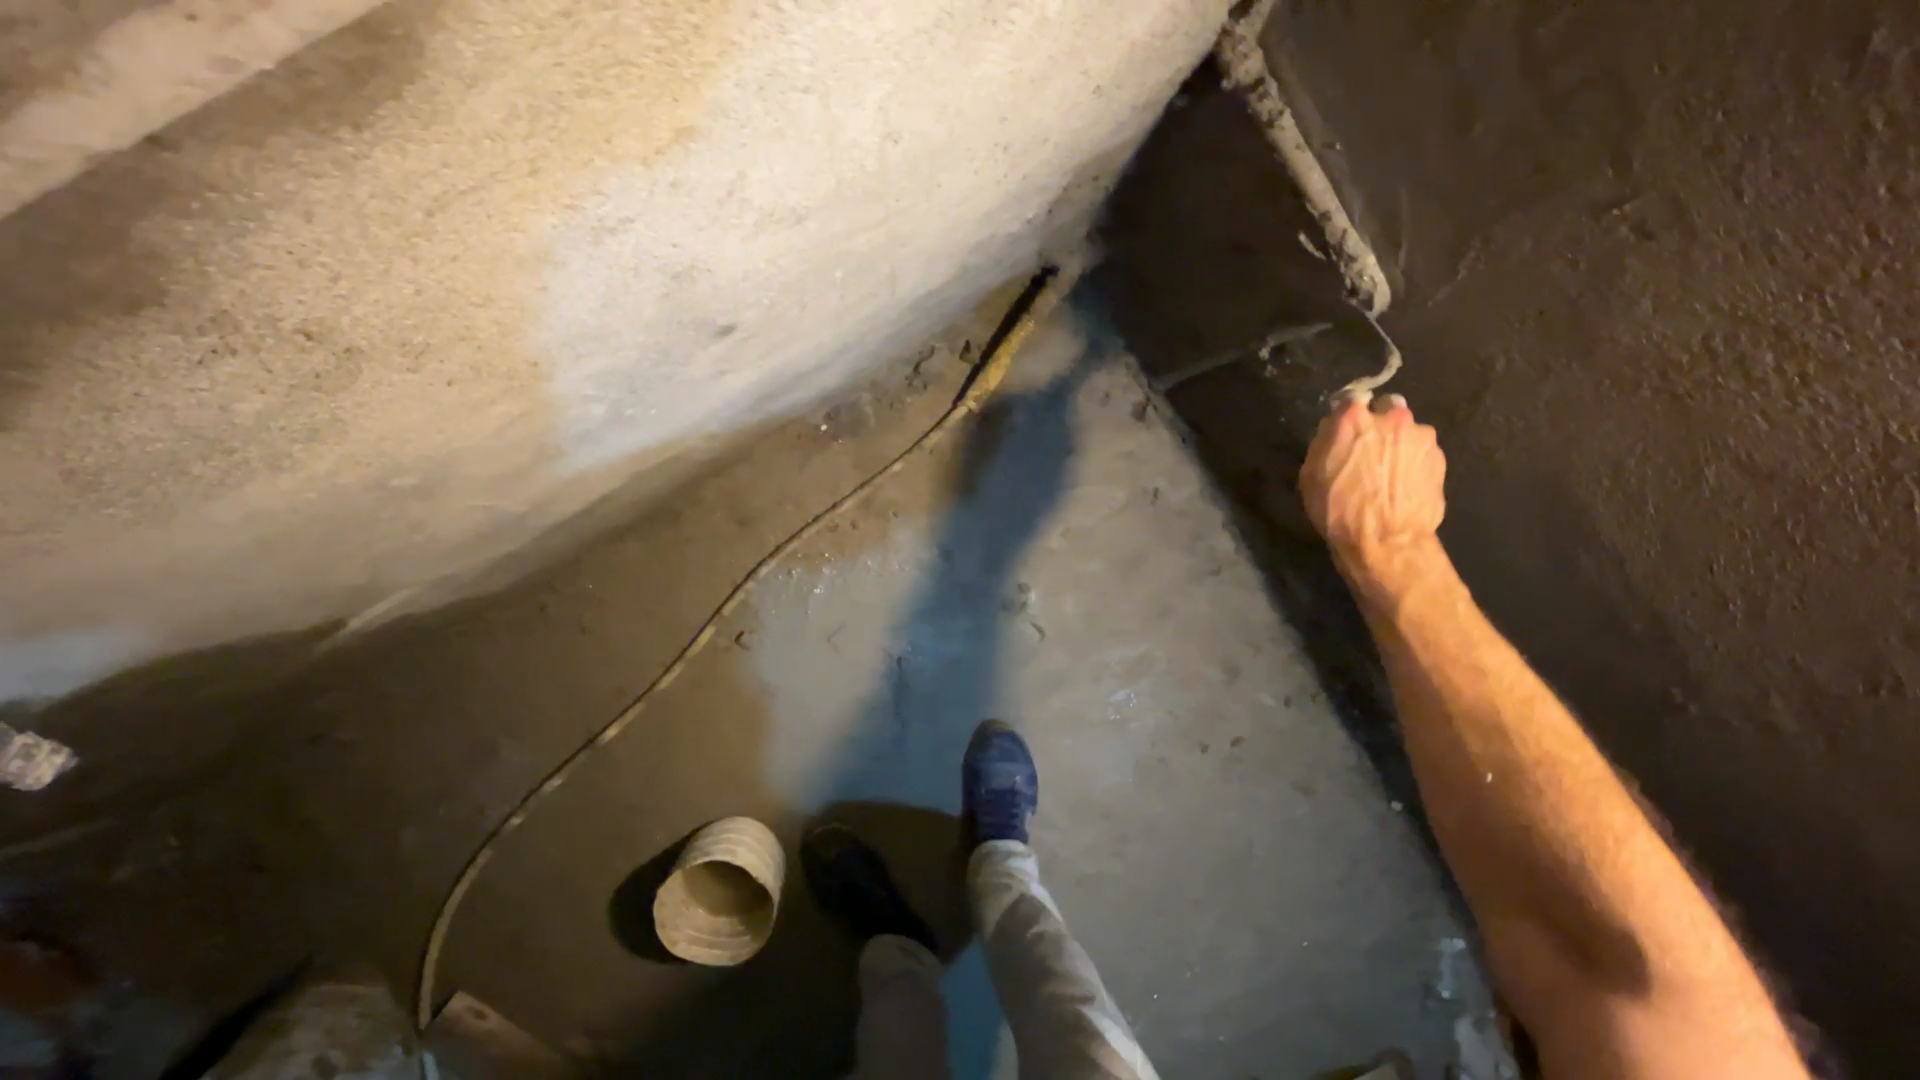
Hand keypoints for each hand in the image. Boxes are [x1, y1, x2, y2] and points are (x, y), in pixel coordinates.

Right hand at [1300, 393, 1446, 604]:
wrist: (1386, 541)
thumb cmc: (1338, 509)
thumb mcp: (1311, 475)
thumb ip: (1325, 442)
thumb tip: (1335, 430)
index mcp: (1354, 418)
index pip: (1351, 398)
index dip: (1347, 414)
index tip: (1344, 430)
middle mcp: (1392, 417)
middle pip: (1386, 407)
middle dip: (1379, 423)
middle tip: (1369, 450)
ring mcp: (1421, 436)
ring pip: (1408, 430)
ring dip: (1399, 443)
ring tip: (1389, 473)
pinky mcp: (1439, 457)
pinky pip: (1421, 451)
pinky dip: (1413, 462)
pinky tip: (1403, 485)